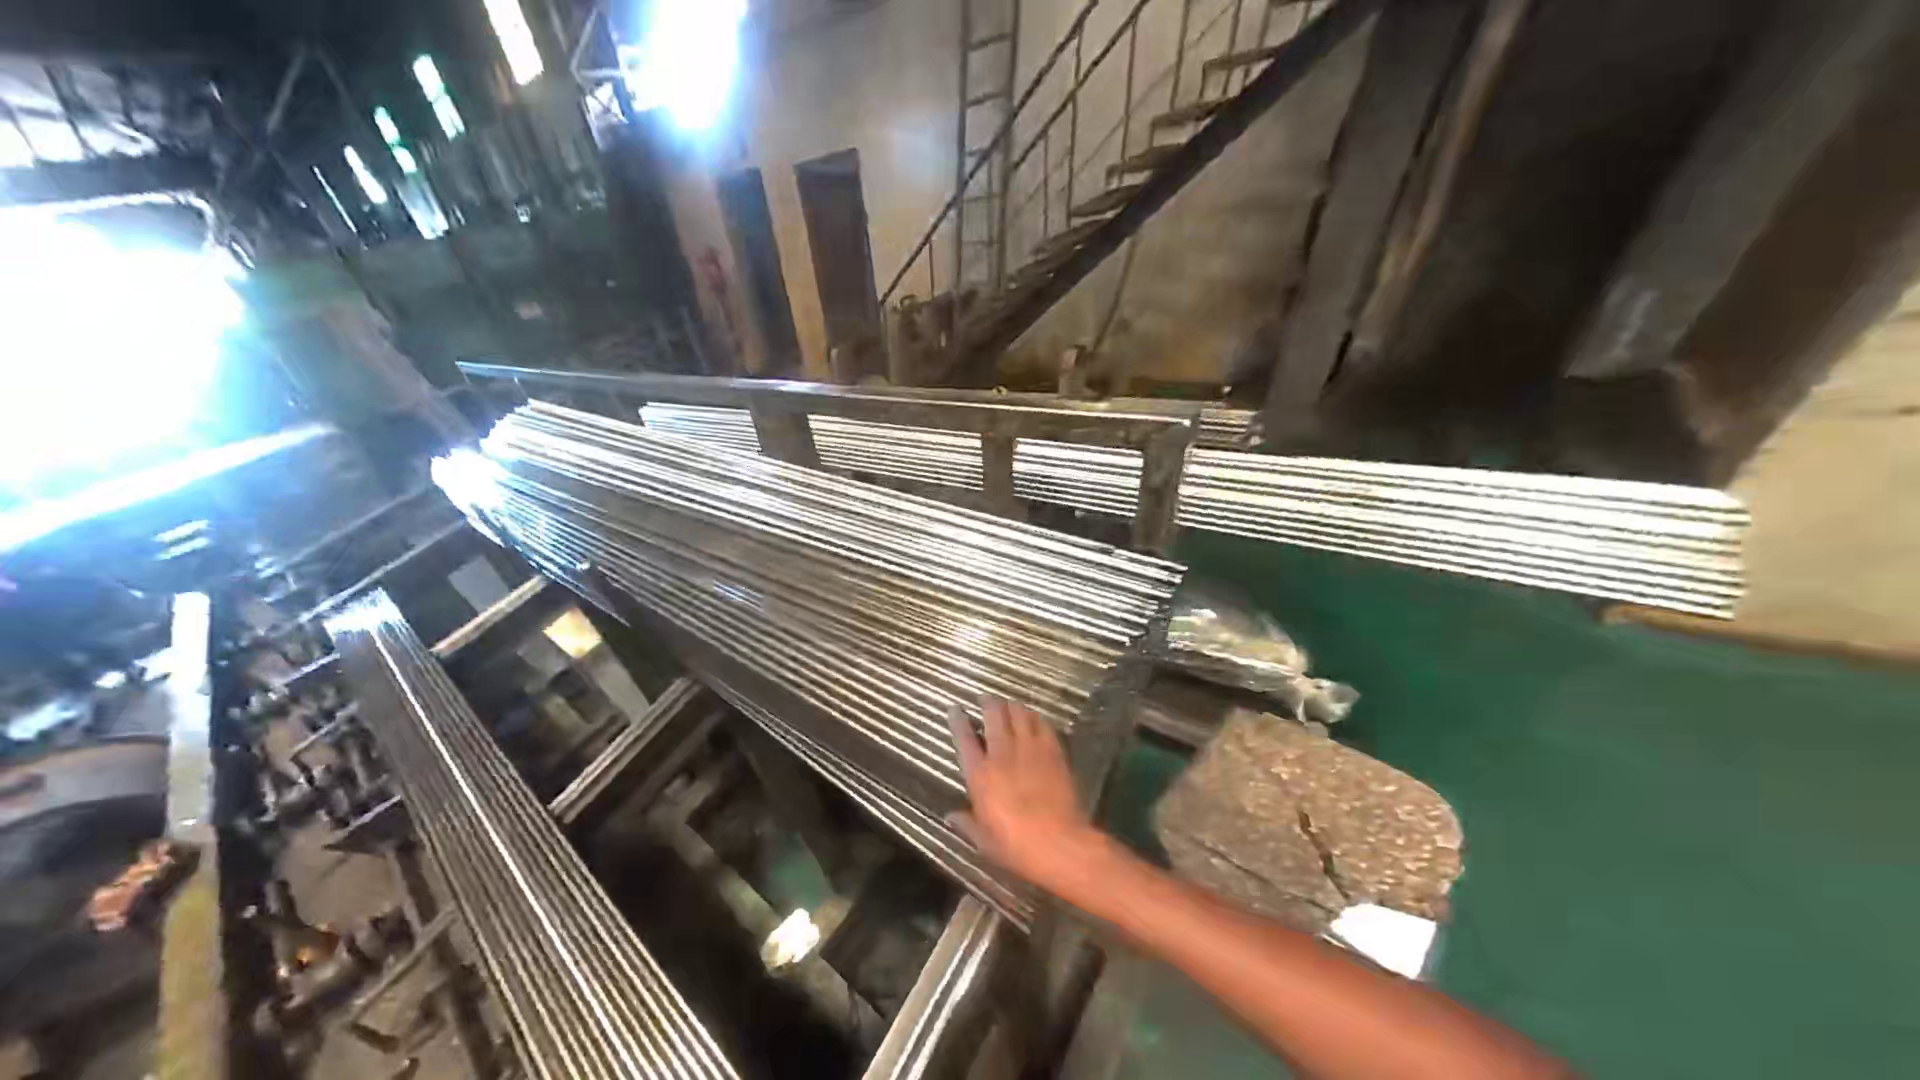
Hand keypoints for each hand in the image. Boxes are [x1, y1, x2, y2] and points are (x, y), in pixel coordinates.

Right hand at [947, 696, 1110, 892]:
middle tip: (986, 699)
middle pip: (994, 715)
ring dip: (1012, 706)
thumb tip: (950, 817)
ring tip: (1009, 705)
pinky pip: (1042, 725)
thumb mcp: (984, 841)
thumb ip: (966, 824)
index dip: (958, 720)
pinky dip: (1035, 718)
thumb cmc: (1015, 846)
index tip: (955, 709)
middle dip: (988, 703)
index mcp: (980, 774)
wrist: (1059, 843)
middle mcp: (1002, 753)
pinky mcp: (1053, 752)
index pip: (964, 738)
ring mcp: (1030, 749)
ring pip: (1019, 713)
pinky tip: (1034, 719)